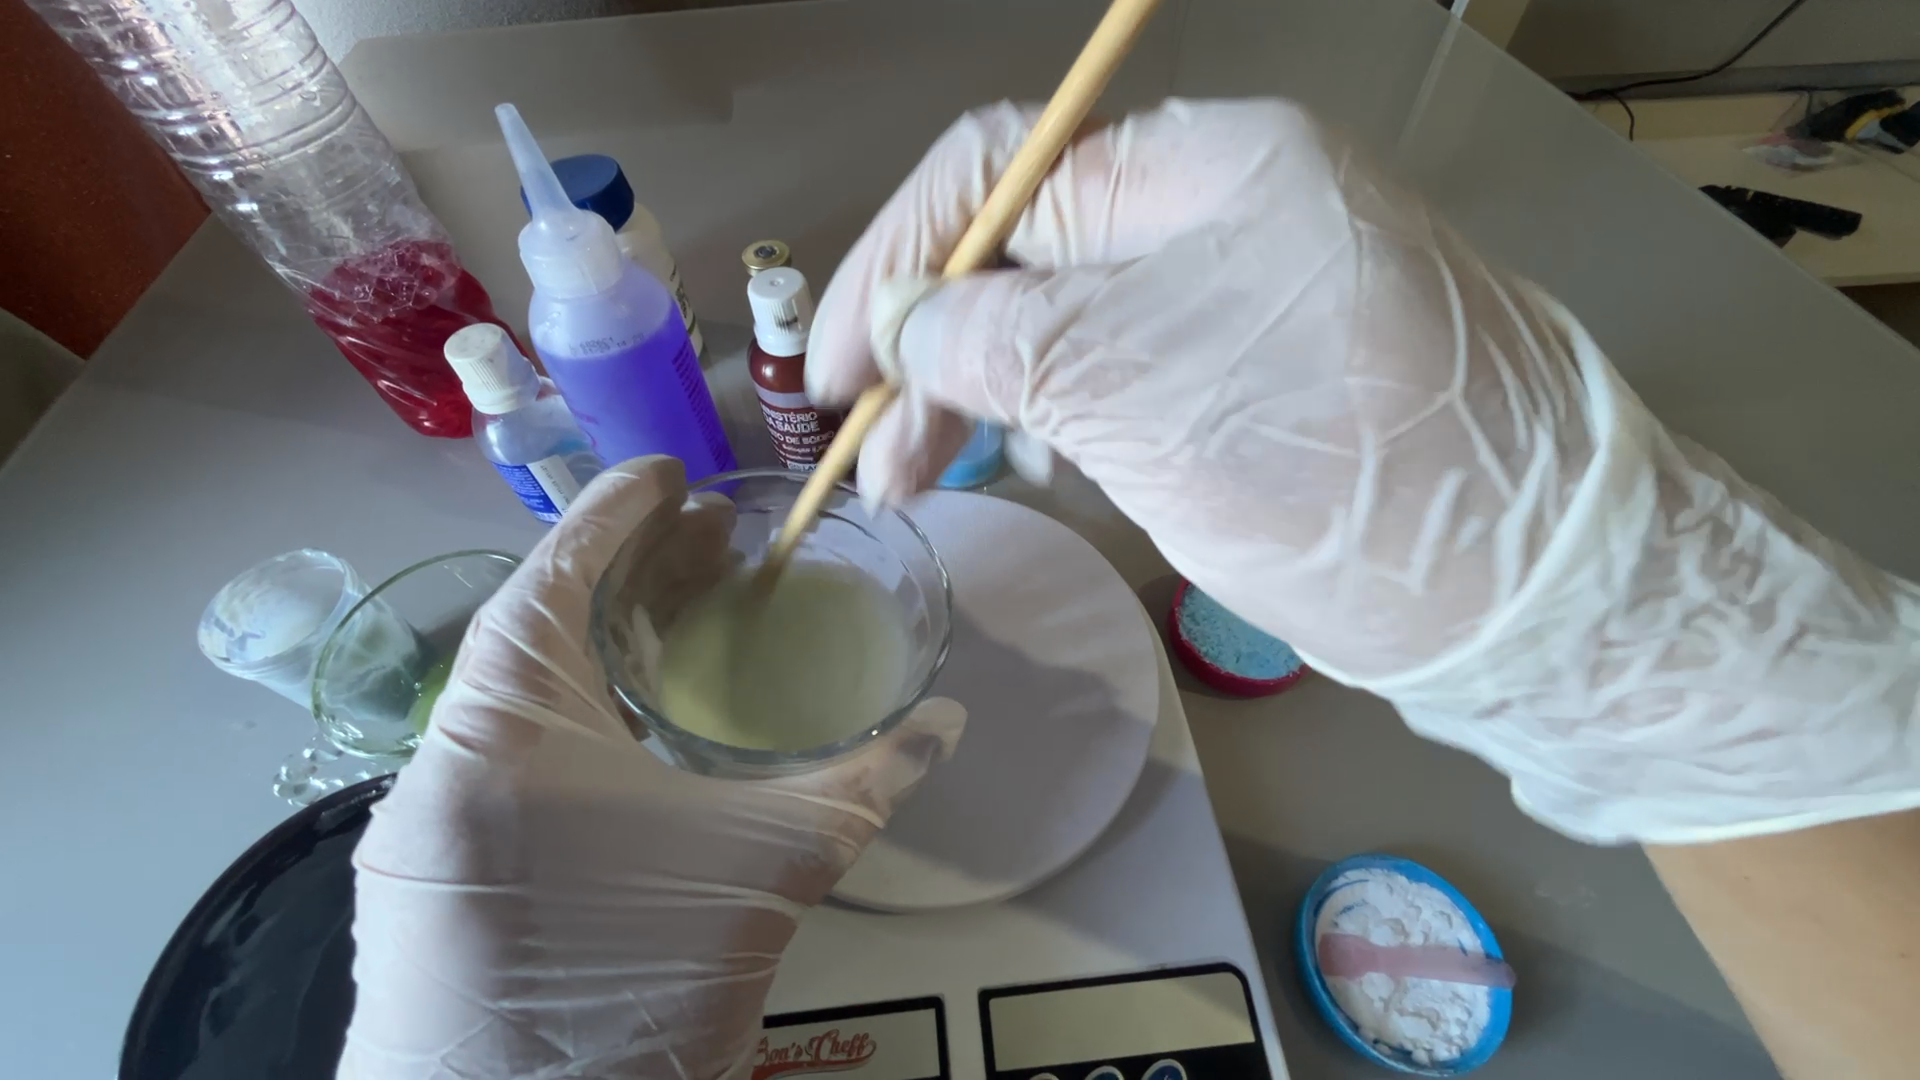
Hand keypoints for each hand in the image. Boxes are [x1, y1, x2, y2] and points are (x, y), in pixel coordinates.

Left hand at [337, 457, 964, 1079]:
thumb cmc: (637, 988)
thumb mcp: (766, 870)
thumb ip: (863, 785)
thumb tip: (948, 724)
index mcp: (507, 734)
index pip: (553, 578)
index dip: (612, 512)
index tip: (671, 472)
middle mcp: (450, 758)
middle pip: (546, 621)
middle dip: (633, 565)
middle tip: (712, 534)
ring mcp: (436, 814)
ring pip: (532, 680)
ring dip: (612, 629)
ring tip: (691, 598)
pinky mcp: (447, 861)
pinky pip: (522, 735)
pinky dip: (590, 694)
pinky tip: (649, 705)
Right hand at [809, 97, 1592, 681]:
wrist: (1522, 595)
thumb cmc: (1336, 475)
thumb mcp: (1141, 393)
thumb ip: (997, 340)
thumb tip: (899, 319)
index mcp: (1198, 175)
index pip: (999, 178)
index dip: (894, 262)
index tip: (834, 371)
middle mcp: (1208, 221)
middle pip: (1021, 263)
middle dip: (931, 357)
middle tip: (873, 461)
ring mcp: (1220, 306)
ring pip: (1056, 331)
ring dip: (978, 399)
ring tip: (927, 479)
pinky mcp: (1229, 383)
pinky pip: (1104, 383)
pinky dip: (1046, 425)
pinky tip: (1024, 469)